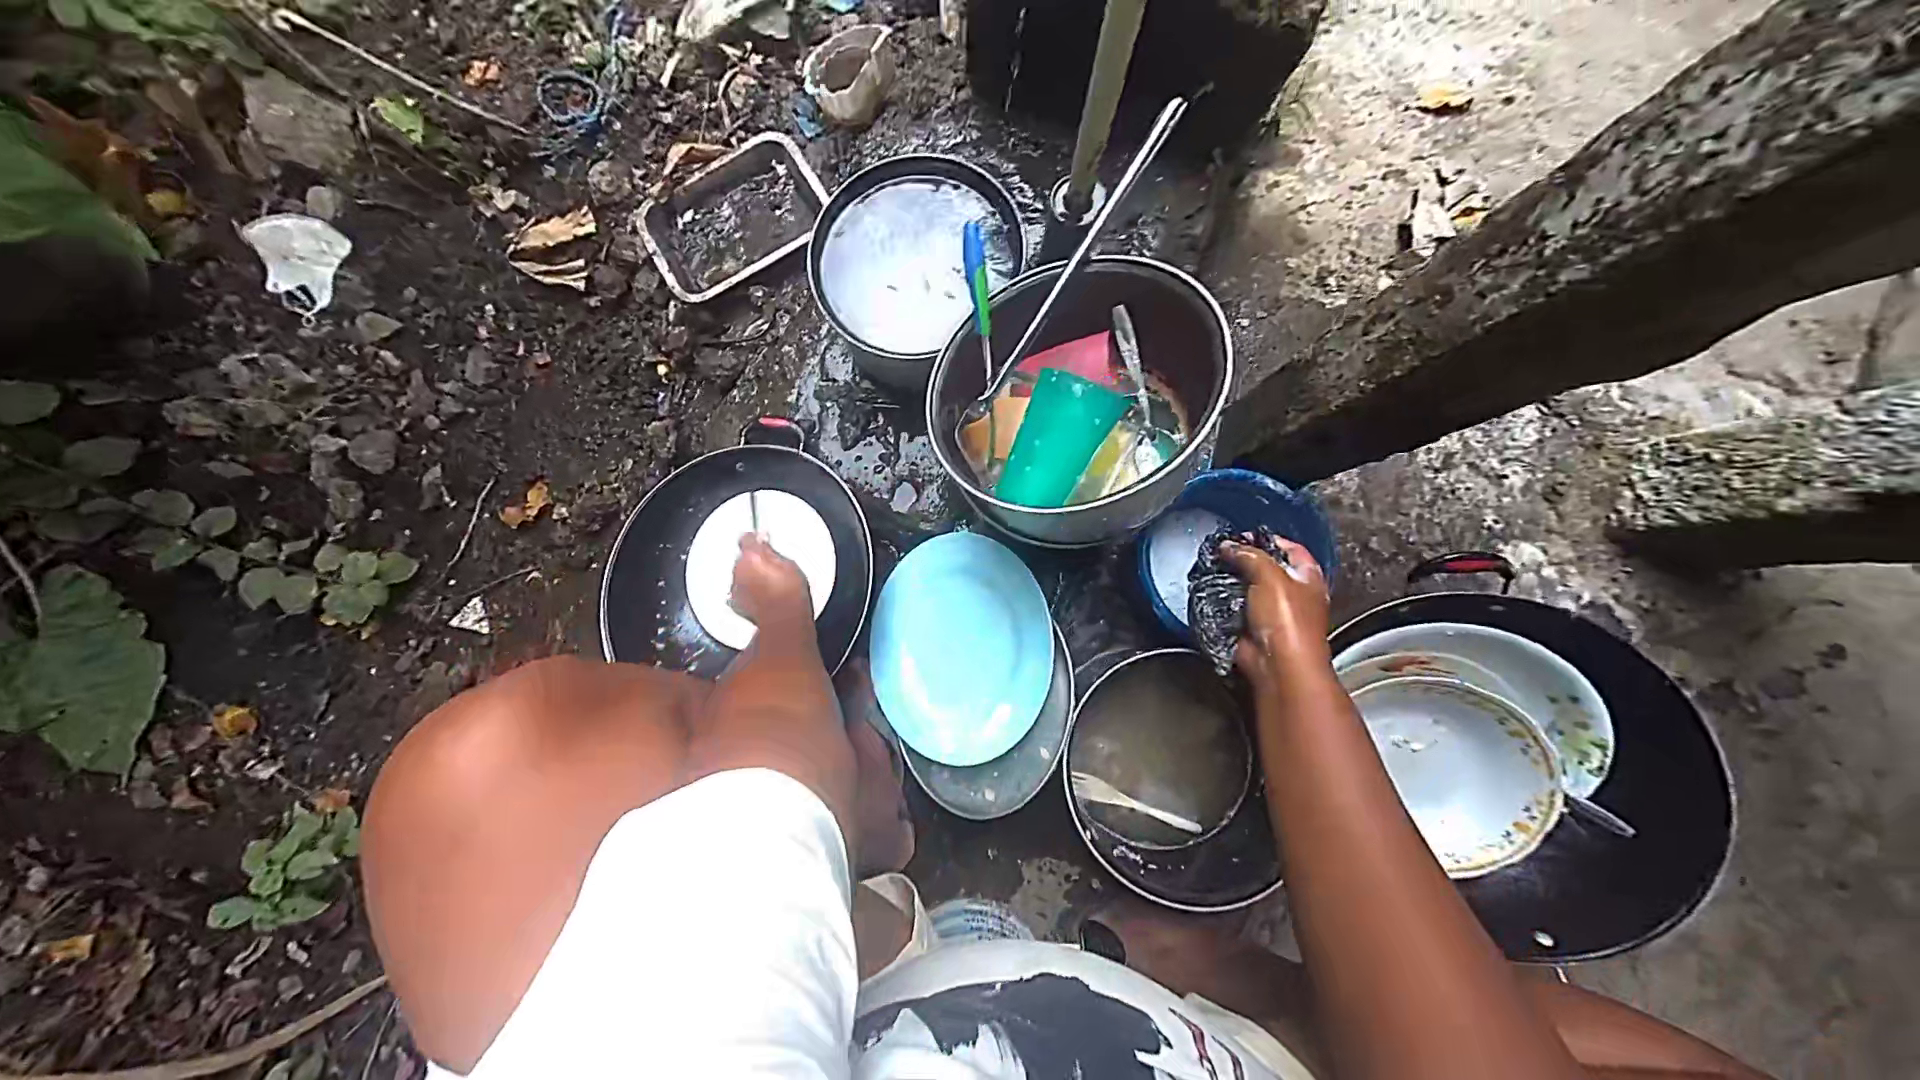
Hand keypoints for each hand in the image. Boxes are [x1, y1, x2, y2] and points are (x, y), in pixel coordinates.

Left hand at [730, 531, 810, 626]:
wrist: (784, 619)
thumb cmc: (790, 593)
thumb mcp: (790, 564)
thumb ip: (773, 552)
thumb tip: (766, 544)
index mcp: (752, 556)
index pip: (746, 538)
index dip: (753, 538)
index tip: (759, 539)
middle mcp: (739, 570)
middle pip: (742, 559)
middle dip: (752, 561)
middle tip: (769, 566)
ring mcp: (736, 587)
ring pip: (740, 575)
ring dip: (749, 576)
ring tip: (767, 584)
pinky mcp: (736, 602)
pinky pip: (740, 590)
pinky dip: (748, 591)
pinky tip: (761, 595)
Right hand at [1218, 536, 1330, 687]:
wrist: (1277, 664)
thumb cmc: (1288, 622)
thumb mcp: (1271, 576)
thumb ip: (1250, 556)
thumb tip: (1229, 546)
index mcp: (1307, 578)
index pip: (1291, 550)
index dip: (1269, 539)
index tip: (1245, 536)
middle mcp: (1291, 594)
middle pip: (1266, 568)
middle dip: (1245, 559)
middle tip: (1224, 551)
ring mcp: (1271, 612)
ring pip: (1248, 587)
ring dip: (1231, 580)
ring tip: (1214, 569)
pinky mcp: (1251, 627)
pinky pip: (1234, 607)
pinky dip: (1223, 600)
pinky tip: (1212, 592)